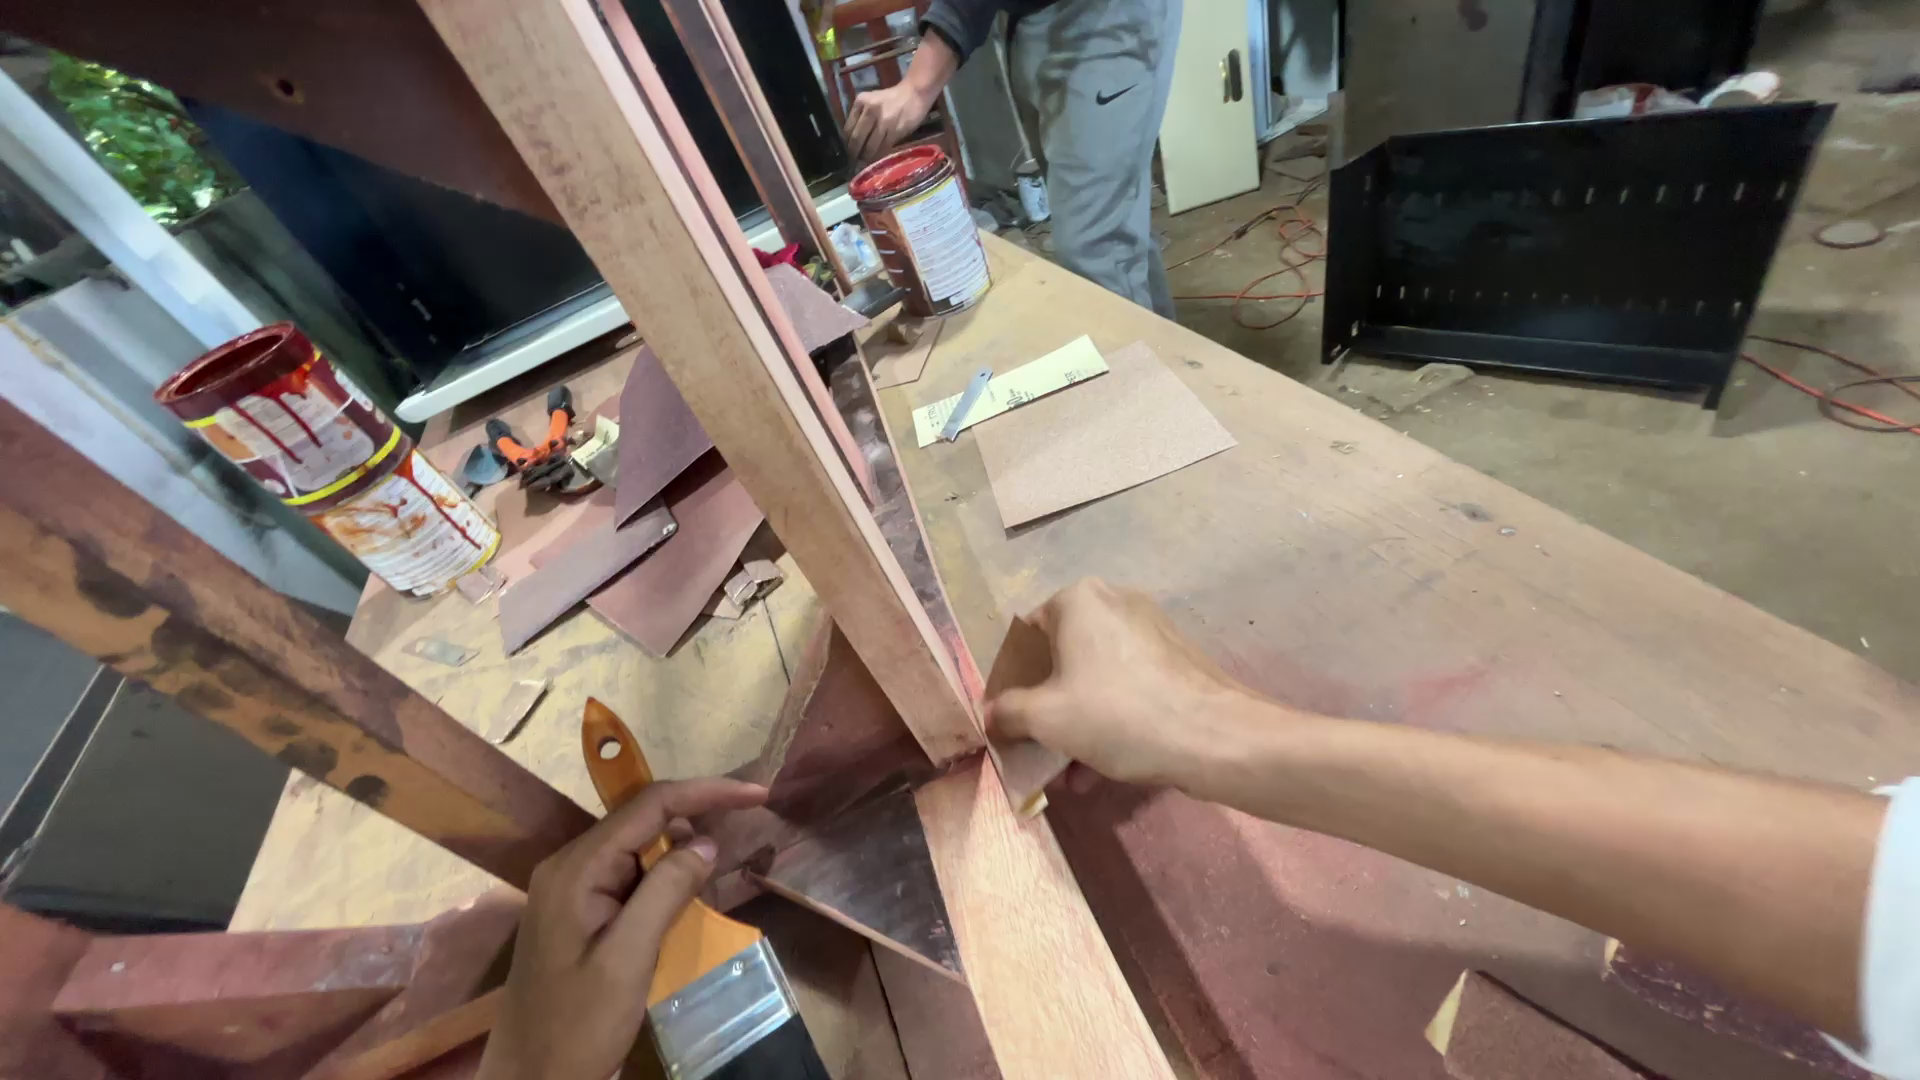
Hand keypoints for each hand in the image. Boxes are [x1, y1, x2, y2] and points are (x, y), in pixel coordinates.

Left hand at [478, 778, 767, 1079]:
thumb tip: (707, 841)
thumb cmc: (577, 1027)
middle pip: (645, 816)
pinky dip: (668, 870)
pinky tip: (692, 883)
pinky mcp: (582, 909)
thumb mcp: (628, 959)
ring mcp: (574, 887)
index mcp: (577, 868)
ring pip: (641, 843)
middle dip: (699, 811)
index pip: (650, 805)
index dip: (707, 791)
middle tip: (750, 816)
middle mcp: (572, 865)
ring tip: (726, 853)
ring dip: (684, 843)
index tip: (756, 794)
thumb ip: (667, 890)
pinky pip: (633, 871)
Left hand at [845, 81, 934, 159]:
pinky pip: (883, 149)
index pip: (848, 128)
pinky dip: (879, 156)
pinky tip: (877, 158)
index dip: (847, 144)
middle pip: (857, 139)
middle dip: (855, 153)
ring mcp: (883, 121)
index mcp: (861, 101)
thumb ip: (861, 117)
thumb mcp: (871, 101)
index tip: (847, 152)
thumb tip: (852, 140)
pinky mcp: (894, 131)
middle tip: (854, 162)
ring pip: (870, 146)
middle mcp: (870, 110)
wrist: (914, 94)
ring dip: (867, 157)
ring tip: (866, 162)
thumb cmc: (891, 100)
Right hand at [986, 579, 1260, 788]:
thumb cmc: (1117, 714)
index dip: (1011, 680)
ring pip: (1096, 676)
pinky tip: (1101, 768)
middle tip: (1038, 747)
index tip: (1008, 718)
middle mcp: (1114, 600)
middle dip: (1047, 708)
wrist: (1214, 737)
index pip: (1026, 635)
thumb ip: (1006, 712)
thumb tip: (989, 716)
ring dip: (1077, 721)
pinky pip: (1126, 683)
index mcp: (1077, 599)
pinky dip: (1109, 717)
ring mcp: (1150, 626)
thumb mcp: (1045, 718)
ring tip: (1070, 771)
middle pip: (1062, 658)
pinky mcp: (1175, 655)